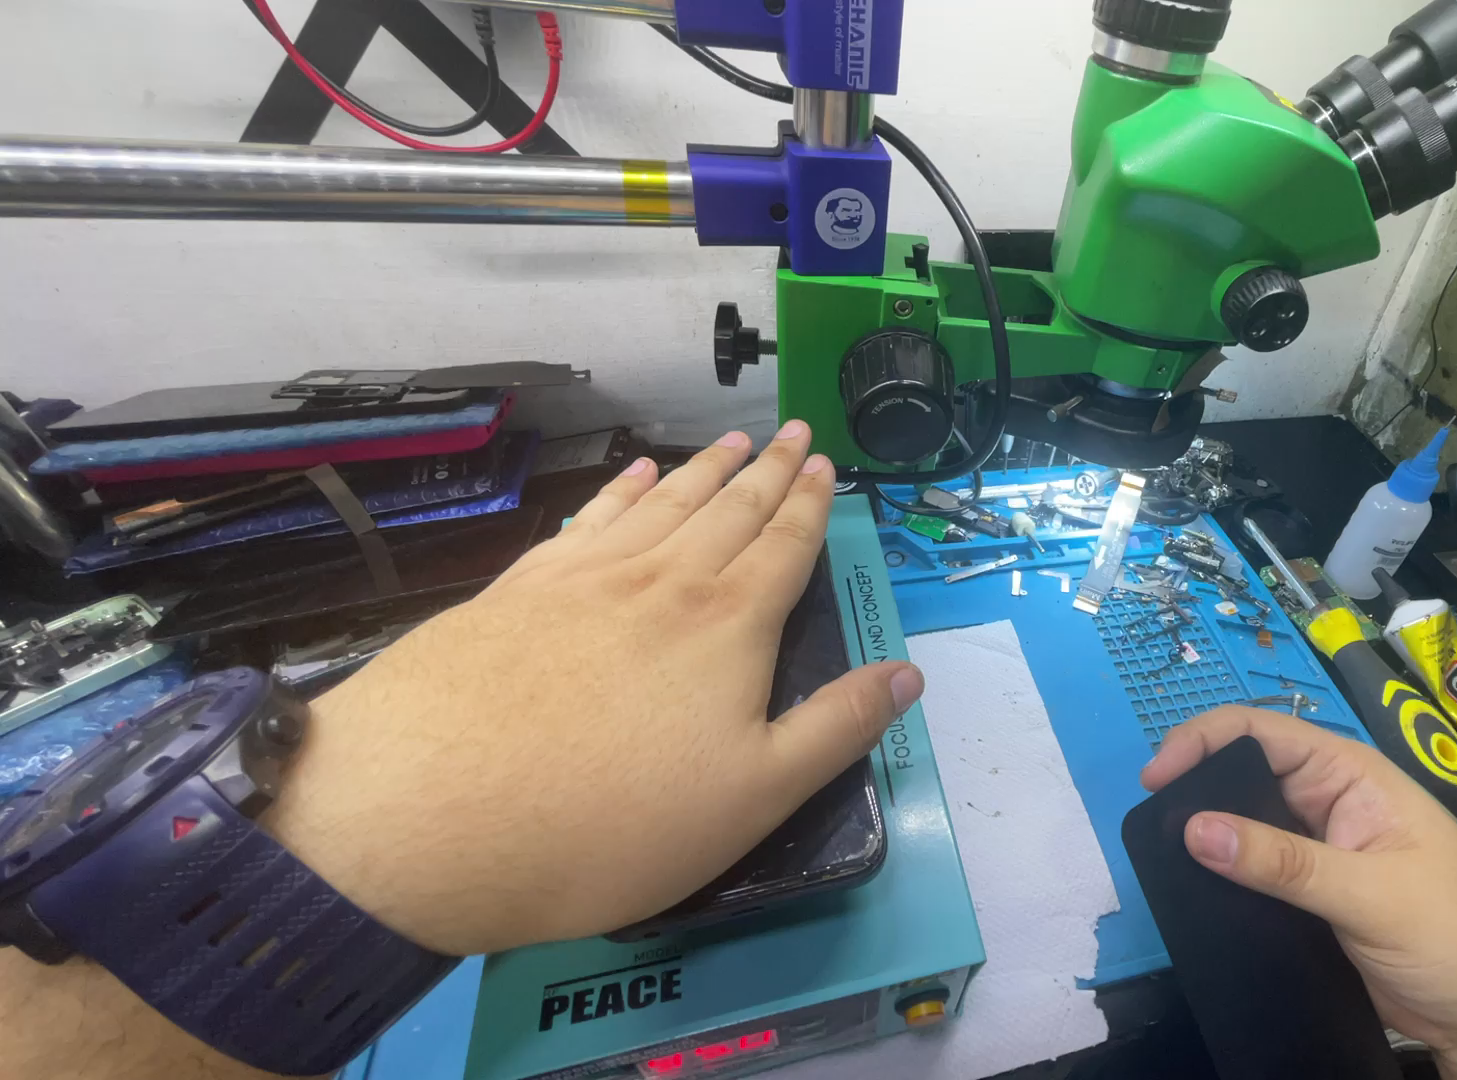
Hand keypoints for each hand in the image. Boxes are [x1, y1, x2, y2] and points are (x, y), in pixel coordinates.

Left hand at [260, 421, 924, 956]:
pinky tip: (634, 472)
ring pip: (665, 502)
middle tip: (792, 430)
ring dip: (705, 468)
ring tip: (731, 438)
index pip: (785, 545)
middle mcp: (666, 580)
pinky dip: (622, 488)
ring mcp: (588, 577)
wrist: (421, 821)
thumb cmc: (613, 820)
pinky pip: (591, 519)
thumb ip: (839, 727)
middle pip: (731, 508)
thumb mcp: (757, 795)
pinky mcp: (522, 589)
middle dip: (769, 468)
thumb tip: (908, 673)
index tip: (824, 463)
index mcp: (728, 624)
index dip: (810, 502)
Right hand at [1141, 708, 1456, 1077]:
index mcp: (1346, 773)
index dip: (1201, 739)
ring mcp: (1314, 844)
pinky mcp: (1307, 889)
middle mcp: (1324, 798)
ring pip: (1241, 818)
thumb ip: (1283, 861)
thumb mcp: (1374, 894)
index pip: (1258, 730)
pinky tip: (1193, 881)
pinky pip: (1250, 865)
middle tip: (1151, 815)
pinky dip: (1220, 867)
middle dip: (1194, 780)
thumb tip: (1193, 828)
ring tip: (1161, 847)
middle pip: (1241, 768)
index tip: (1157, 777)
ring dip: (1203, 827)